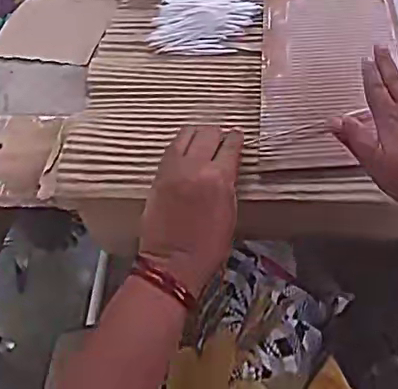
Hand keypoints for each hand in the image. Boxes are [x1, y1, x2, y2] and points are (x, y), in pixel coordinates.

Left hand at [138, 125, 240, 296]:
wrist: (172, 265)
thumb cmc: (208, 247)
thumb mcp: (230, 211)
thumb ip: (229, 181)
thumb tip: (228, 164)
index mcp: (219, 177)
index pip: (231, 144)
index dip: (236, 139)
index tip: (237, 138)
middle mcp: (196, 166)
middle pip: (209, 132)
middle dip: (218, 135)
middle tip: (220, 142)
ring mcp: (175, 168)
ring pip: (188, 132)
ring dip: (198, 135)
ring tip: (202, 142)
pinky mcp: (159, 173)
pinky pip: (173, 146)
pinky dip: (182, 144)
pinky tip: (186, 151)